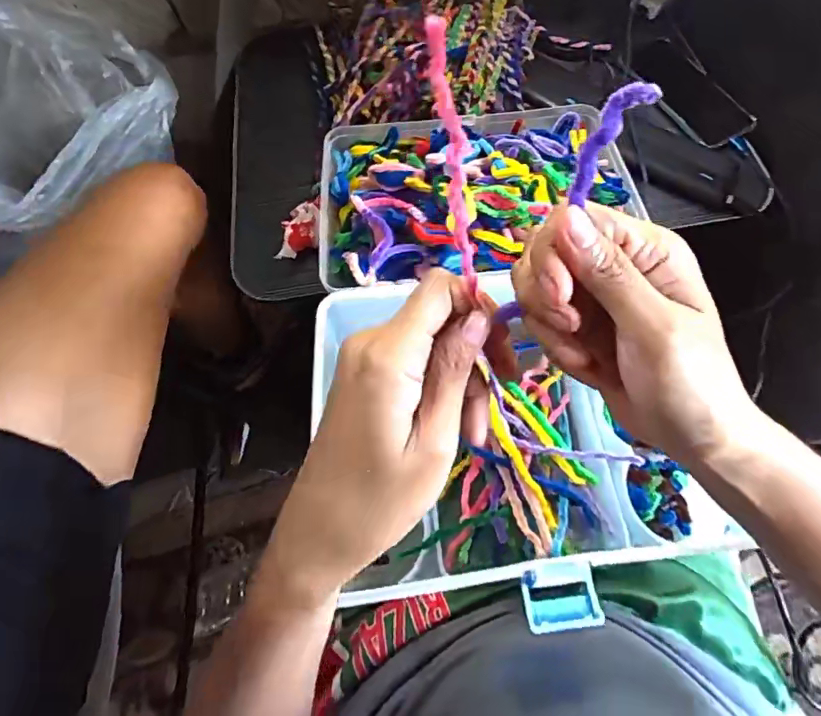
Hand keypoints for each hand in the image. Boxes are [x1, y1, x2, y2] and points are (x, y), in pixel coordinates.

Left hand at [260, 270, 493, 606]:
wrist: (318, 533)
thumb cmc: (380, 502)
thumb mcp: (435, 442)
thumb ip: (455, 371)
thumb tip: (479, 316)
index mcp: (387, 353)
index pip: (440, 286)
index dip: (478, 304)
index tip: (501, 352)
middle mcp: (371, 339)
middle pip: (441, 313)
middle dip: (476, 350)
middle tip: (502, 396)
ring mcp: (364, 354)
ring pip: (433, 338)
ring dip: (461, 377)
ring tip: (472, 432)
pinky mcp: (364, 370)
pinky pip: (414, 356)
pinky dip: (438, 383)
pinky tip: (452, 427)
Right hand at [512, 203, 761, 464]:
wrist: (697, 442)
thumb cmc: (692, 384)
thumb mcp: (654, 327)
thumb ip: (609, 272)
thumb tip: (568, 217)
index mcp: (645, 248)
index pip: (574, 218)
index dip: (554, 251)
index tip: (560, 295)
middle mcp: (615, 261)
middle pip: (545, 248)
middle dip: (546, 291)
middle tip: (571, 327)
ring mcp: (594, 293)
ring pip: (535, 284)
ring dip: (550, 324)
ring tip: (584, 352)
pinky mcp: (578, 322)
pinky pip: (540, 318)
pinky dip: (554, 344)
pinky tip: (586, 364)